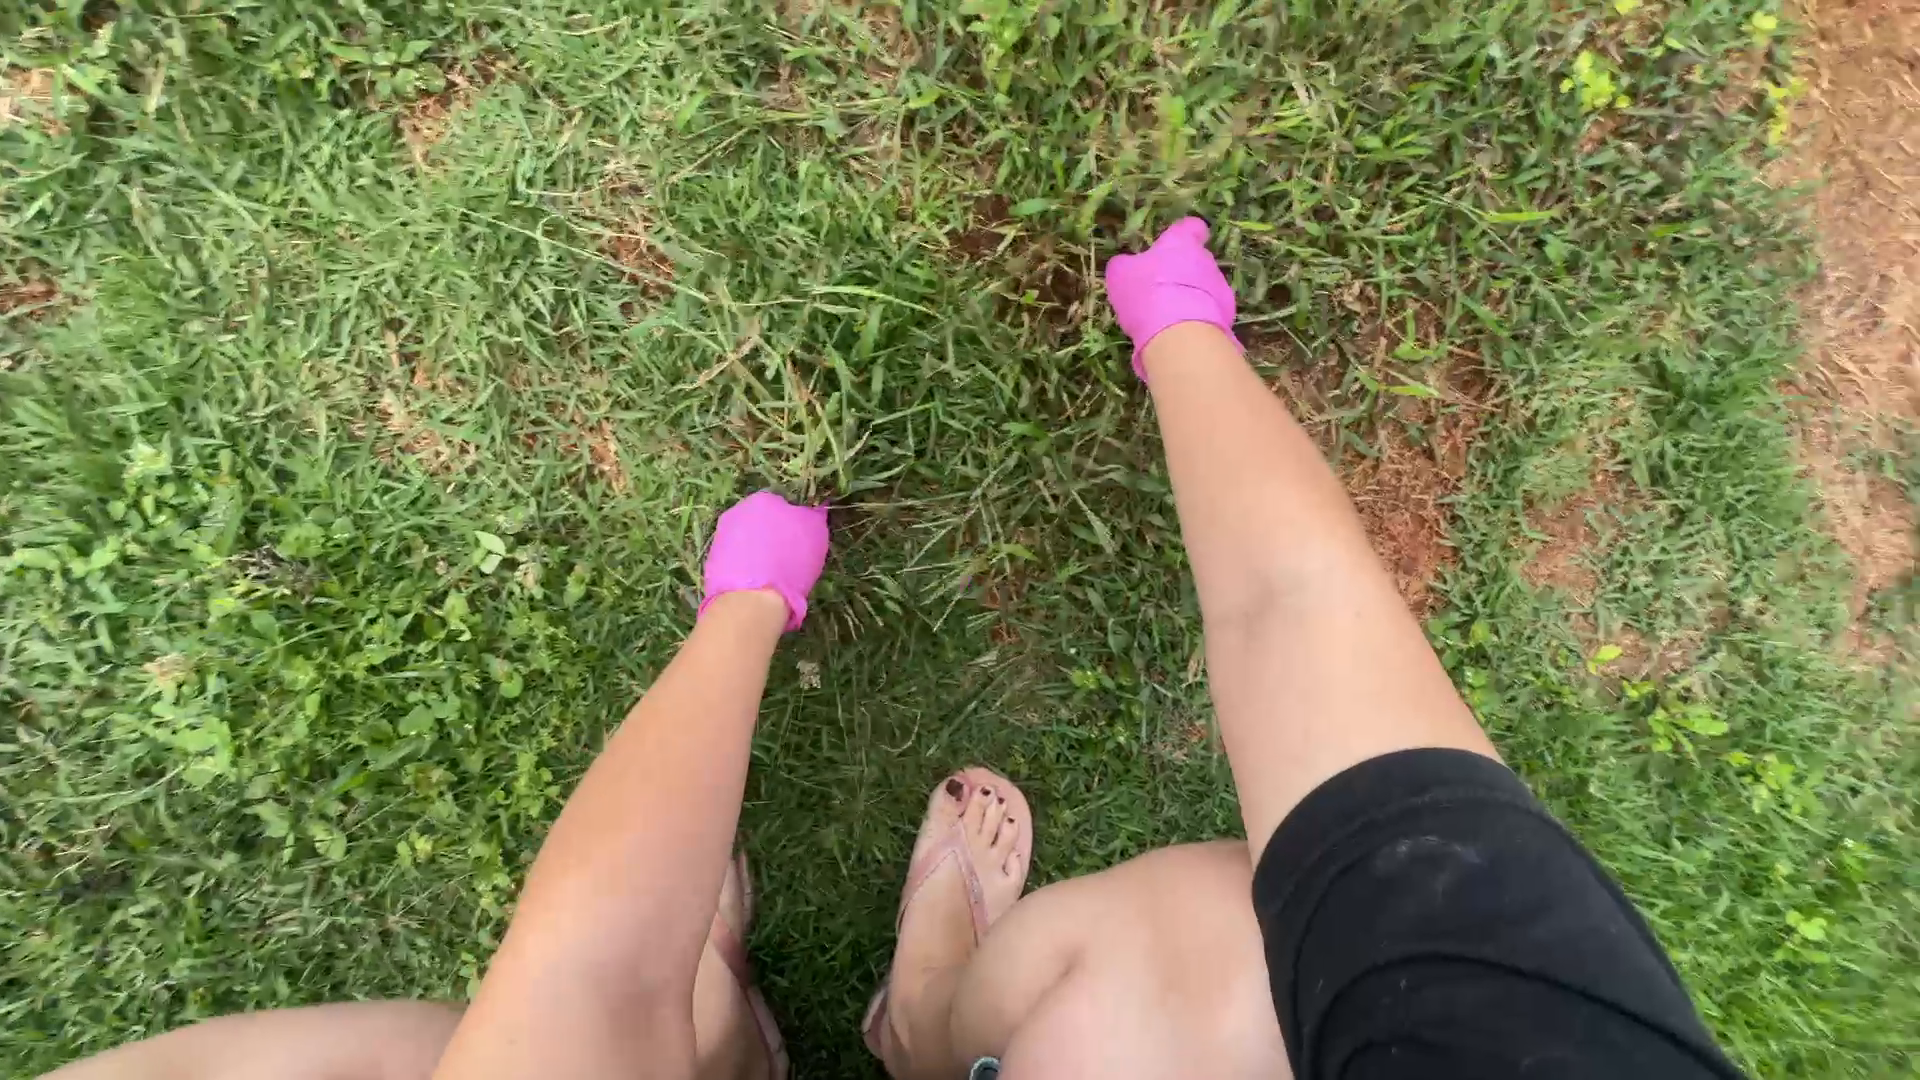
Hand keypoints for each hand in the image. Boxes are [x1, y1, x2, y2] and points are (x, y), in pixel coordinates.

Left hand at [700, 491, 829, 631]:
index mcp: (764, 499)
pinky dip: (745, 569)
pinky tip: (756, 584)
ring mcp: (721, 536)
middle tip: (787, 558)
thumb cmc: (791, 559)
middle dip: (772, 536)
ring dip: (758, 553)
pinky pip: (735, 561)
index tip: (801, 541)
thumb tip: (812, 510)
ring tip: (772, 576)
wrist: (754, 597)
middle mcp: (738, 511)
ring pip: (746, 541)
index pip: (781, 504)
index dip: (793, 523)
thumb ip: (812, 516)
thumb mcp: (816, 532)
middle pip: (760, 521)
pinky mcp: (711, 561)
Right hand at [1102, 216, 1240, 379]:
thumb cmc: (1146, 295)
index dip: (1183, 234)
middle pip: (1196, 259)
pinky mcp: (1225, 312)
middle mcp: (1204, 259)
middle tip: (1160, 291)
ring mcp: (1219, 286)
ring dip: (1189, 297)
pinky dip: (1199, 319)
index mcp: (1180, 243)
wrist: (1178, 334)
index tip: (1173, 246)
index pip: (1190, 227)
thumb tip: (1125, 264)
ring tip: (1169, 319)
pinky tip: (1183, 331)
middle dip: (1181, 272)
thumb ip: (1124, 265)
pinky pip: (1211, 310)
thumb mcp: (1120, 276)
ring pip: (1205, 286)